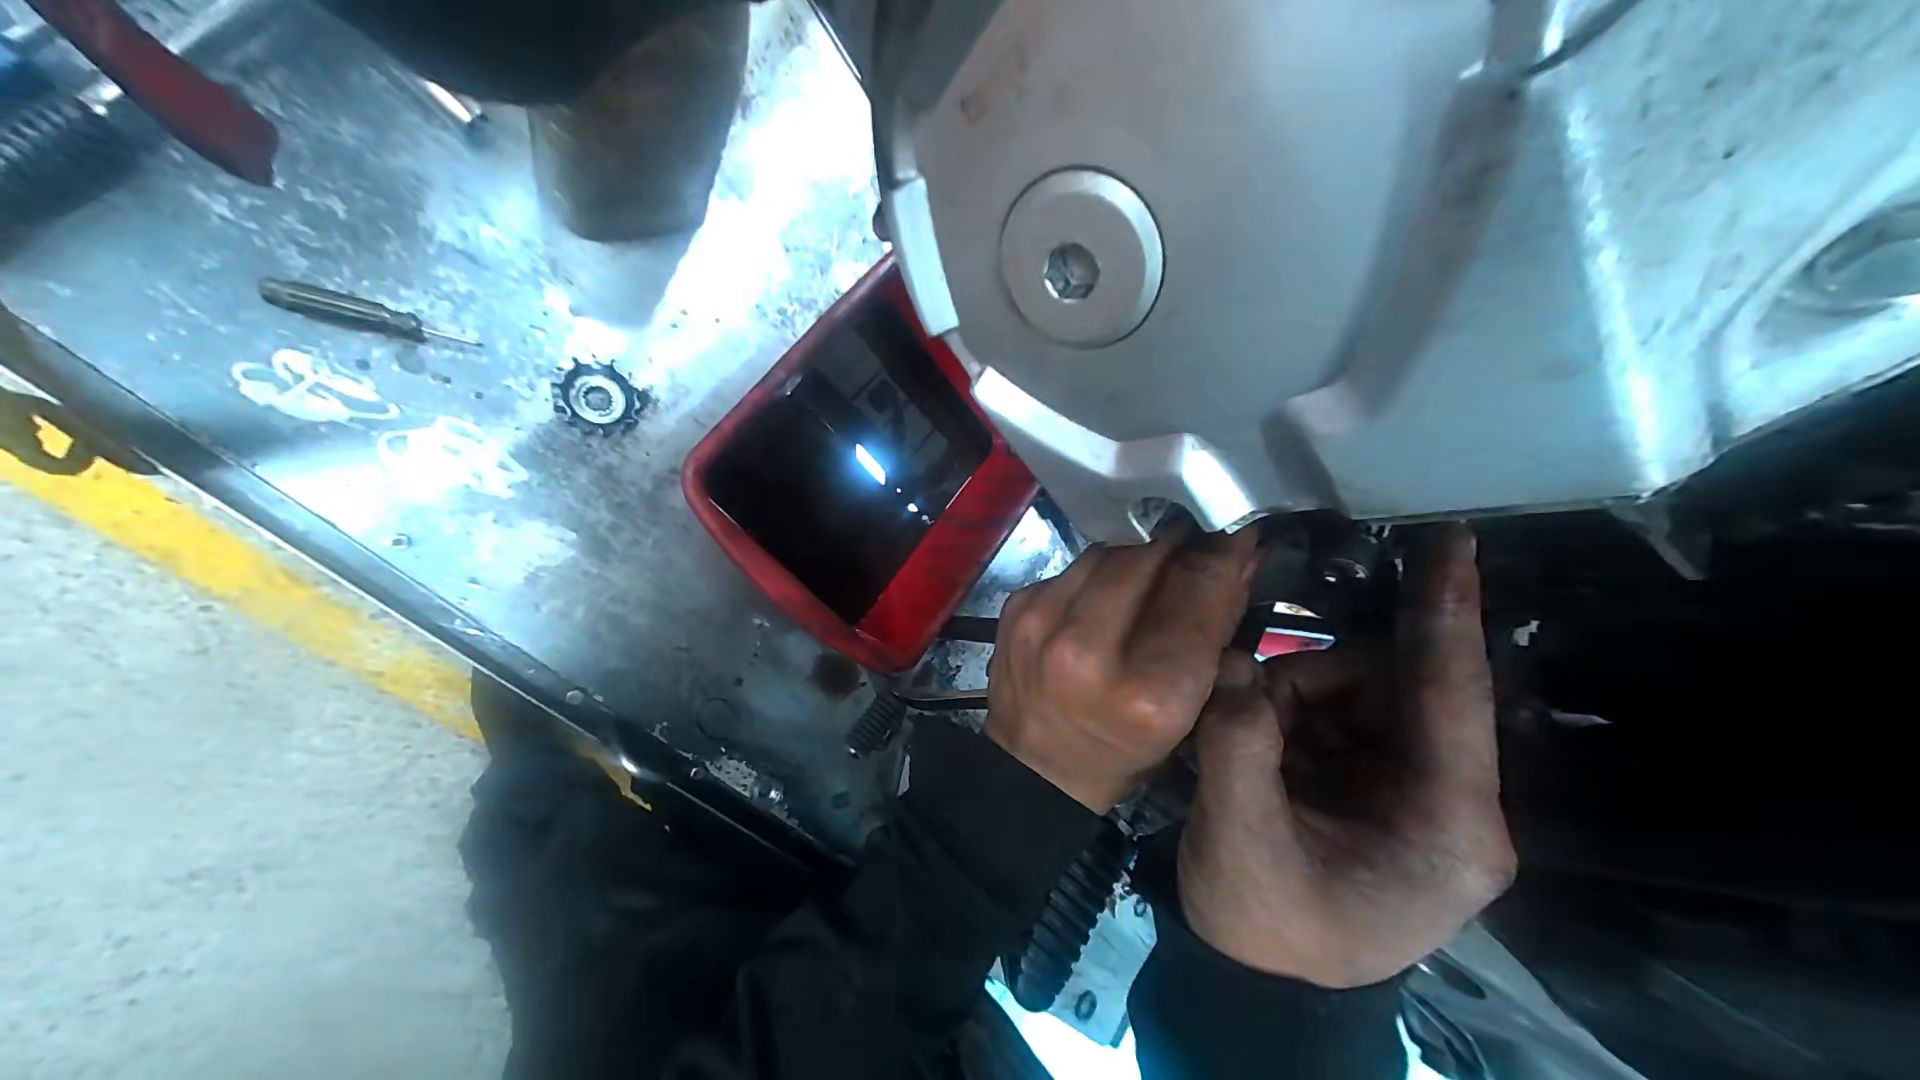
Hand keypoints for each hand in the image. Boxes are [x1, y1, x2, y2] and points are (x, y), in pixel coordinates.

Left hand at [986, 524, 1262, 812]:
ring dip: (1137, 557)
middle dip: (1179, 551)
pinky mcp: (1017, 607)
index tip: (1237, 536)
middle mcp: (1087, 650)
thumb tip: (1240, 557)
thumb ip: (1216, 629)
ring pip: (1109, 552)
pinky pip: (1073, 566)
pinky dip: (1097, 574)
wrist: (1034, 768)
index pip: (1197, 591)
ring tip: (1147, 580)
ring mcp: (1042, 622)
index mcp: (1148, 691)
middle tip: (1192, 556)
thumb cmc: (1121, 749)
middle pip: (1150, 558)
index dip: (1224, 555)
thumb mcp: (1187, 710)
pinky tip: (1102, 599)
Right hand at [1177, 524, 1514, 988]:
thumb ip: (1236, 748)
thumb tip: (1230, 664)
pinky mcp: (1360, 775)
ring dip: (1282, 697)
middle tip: (1248, 705)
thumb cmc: (1269, 927)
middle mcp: (1439, 791)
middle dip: (1309, 681)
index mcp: (1447, 818)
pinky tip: (1249, 744)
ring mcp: (1397, 780)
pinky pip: (1321, 709)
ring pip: (1346, 690)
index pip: (1454, 695)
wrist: (1257, 978)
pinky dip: (1276, 709)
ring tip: (1240, 745)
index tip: (1453, 541)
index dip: (1447, 613)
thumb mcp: (1243, 843)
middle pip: (1388, 684)